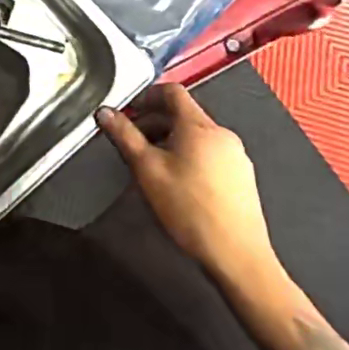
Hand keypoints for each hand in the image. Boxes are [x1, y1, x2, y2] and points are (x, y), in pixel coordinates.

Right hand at [97, 83, 276, 280]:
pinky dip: (190, 155)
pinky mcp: (243, 178)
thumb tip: (105, 112)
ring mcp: (237, 157)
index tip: (130, 112)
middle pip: (184, 113)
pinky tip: (179, 182)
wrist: (238, 258)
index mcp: (199, 126)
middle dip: (155, 121)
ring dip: (171, 139)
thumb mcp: (146, 169)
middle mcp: (222, 134)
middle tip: (134, 141)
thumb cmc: (189, 209)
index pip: (172, 91)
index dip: (147, 95)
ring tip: (153, 164)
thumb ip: (124, 135)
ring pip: (197, 134)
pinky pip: (211, 153)